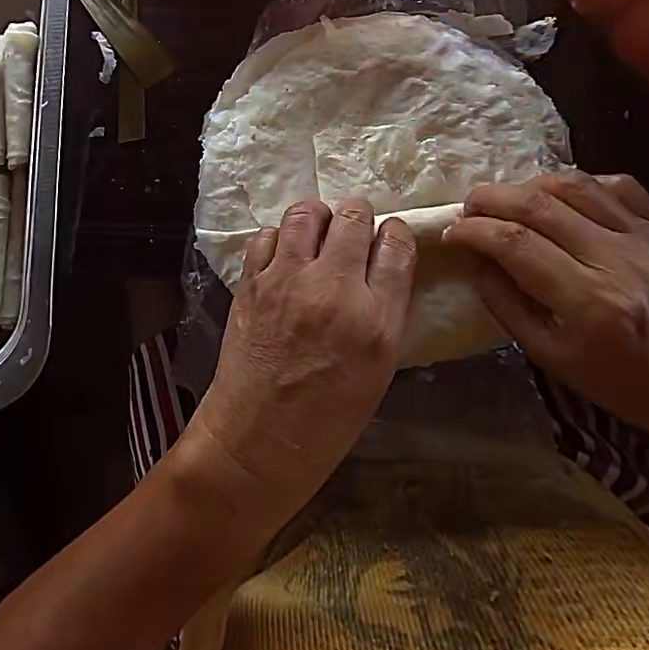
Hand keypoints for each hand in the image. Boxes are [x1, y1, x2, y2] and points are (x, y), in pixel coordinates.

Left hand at [180, 200, 417, 524]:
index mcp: (376, 319)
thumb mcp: (379, 368)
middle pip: (353, 218)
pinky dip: (279, 238)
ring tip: (319, 229)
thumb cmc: (328, 417)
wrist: (259, 434)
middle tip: (353, 226)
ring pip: (306, 215)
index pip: (396, 246)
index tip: (390, 235)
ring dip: (318, 217)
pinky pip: (266, 235)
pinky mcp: (251, 282)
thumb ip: (384, 312)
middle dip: (359, 215)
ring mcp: (286, 281)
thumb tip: (381, 270)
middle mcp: (333, 289)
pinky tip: (283, 254)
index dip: (395, 233)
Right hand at [442, 171, 648, 446]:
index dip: (472, 231)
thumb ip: (502, 300)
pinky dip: (578, 183)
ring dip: (526, 185)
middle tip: (467, 210)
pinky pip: (616, 185)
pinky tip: (558, 200)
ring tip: (505, 201)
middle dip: (489, 199)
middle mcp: (618, 261)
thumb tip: (470, 256)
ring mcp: (645, 240)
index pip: (514, 243)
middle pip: (539, 204)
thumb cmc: (620, 381)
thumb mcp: (546, 354)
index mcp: (589, 302)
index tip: (451, 235)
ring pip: (573, 185)